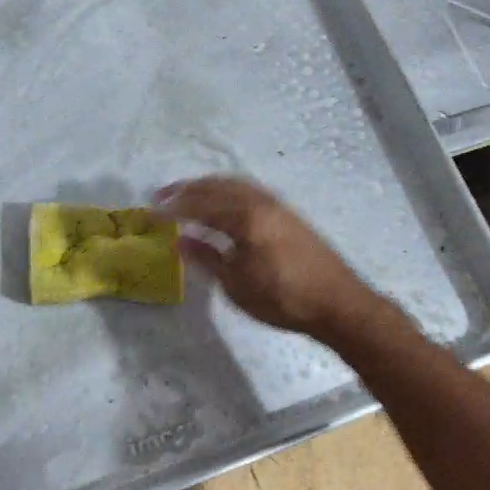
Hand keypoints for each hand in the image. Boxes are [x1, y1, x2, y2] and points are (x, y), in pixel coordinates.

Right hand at [157, 176, 383, 340]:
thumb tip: (181, 240)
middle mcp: (261, 203)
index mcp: (246, 219)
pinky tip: (223, 203)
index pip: (201, 207)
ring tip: (189, 193)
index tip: (151, 211)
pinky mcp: (289, 214)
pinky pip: (250, 191)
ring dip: (209, 186)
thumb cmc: (282, 299)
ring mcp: (278, 205)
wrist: (338, 304)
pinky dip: (229, 190)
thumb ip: (207, 258)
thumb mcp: (236, 285)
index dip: (174, 209)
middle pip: (217, 188)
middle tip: (162, 195)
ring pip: (236, 185)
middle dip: (188, 190)